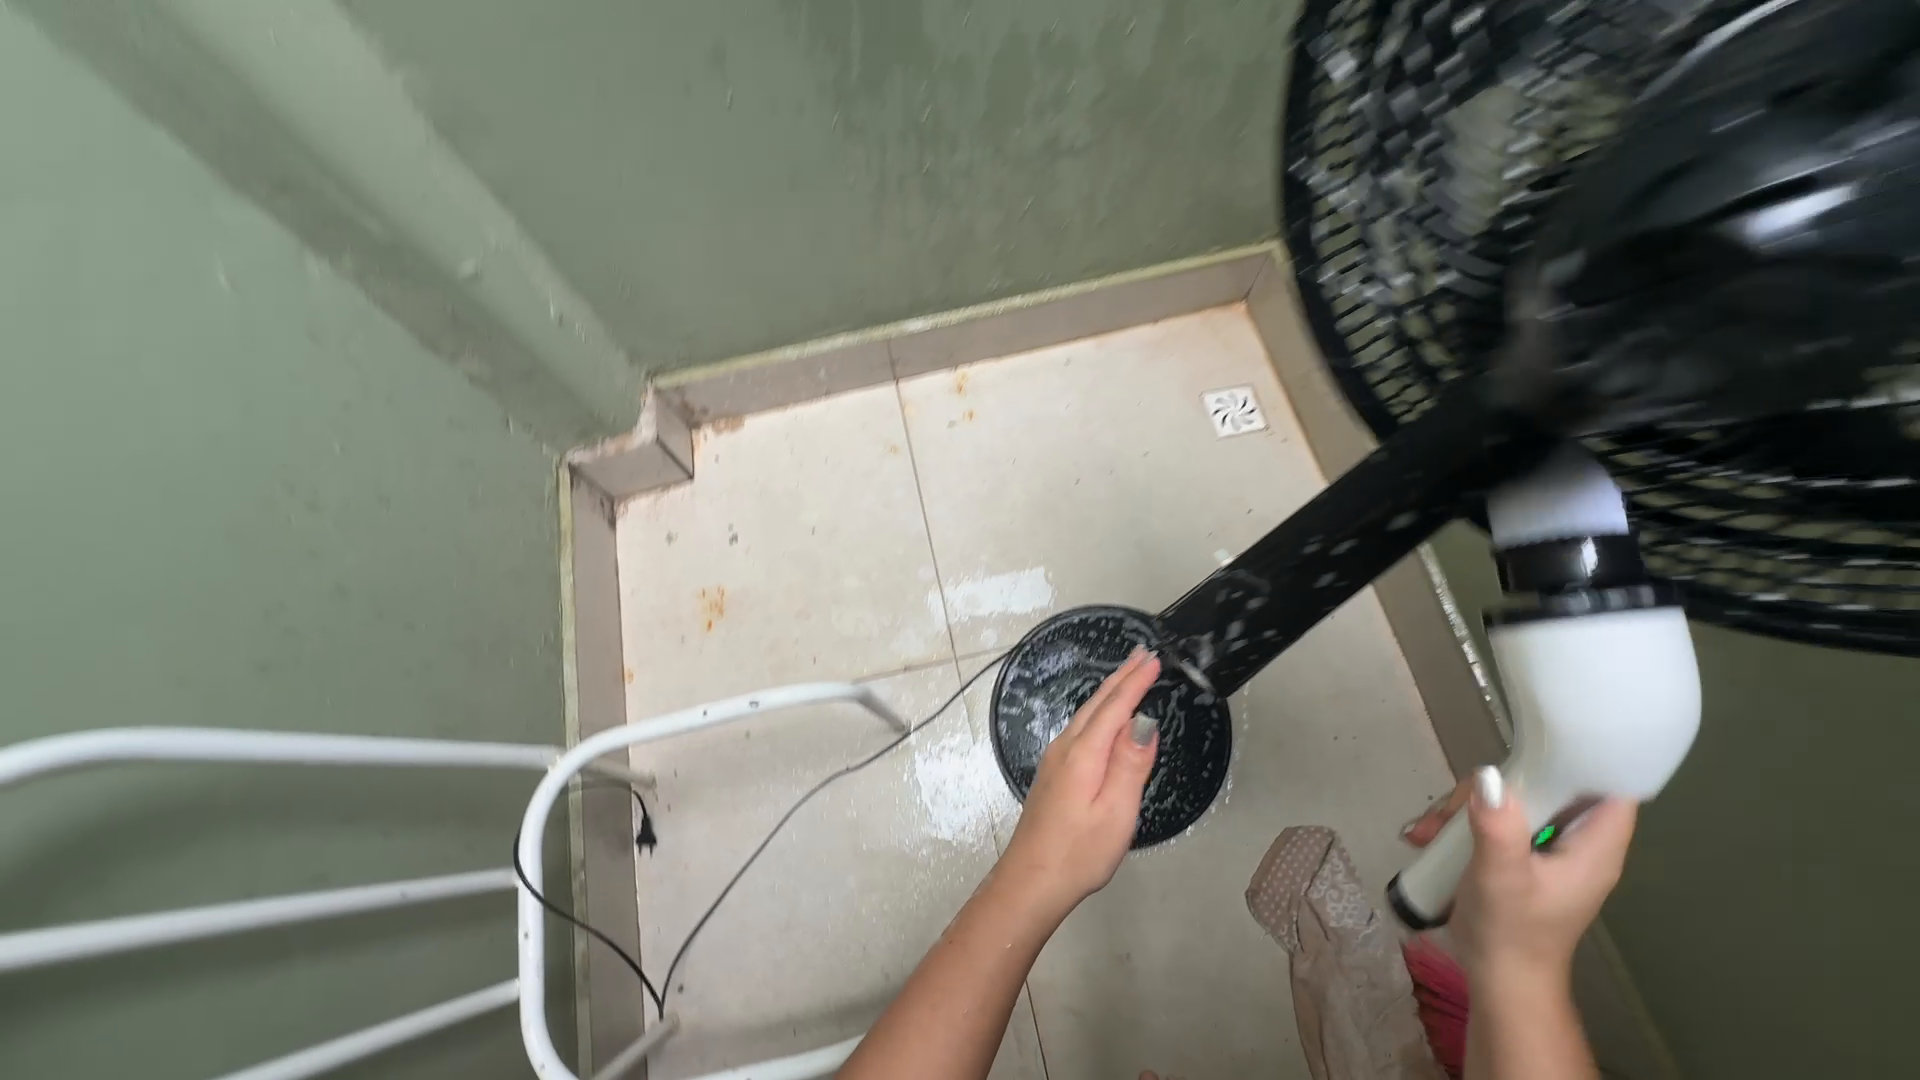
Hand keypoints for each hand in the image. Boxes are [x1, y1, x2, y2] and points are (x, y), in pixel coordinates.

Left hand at [994, 647, 1161, 917]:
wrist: (1031, 880)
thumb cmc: (1079, 852)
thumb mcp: (1115, 811)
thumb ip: (1130, 764)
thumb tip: (1144, 721)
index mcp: (1084, 753)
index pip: (1114, 707)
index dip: (1135, 682)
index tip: (1154, 659)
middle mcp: (1066, 748)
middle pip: (1097, 704)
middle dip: (1121, 677)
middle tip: (1143, 653)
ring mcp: (1055, 759)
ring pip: (1086, 715)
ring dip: (1109, 692)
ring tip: (1128, 675)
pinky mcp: (1054, 773)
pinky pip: (1081, 729)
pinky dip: (1099, 712)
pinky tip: (1105, 717)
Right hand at [1403, 769, 1637, 981]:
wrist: (1499, 980)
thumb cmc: (1513, 931)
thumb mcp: (1501, 877)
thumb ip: (1496, 826)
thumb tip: (1486, 776)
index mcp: (1593, 847)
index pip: (1612, 786)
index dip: (1589, 756)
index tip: (1545, 737)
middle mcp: (1575, 841)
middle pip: (1542, 786)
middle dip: (1492, 788)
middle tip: (1454, 808)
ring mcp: (1543, 848)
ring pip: (1507, 800)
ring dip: (1463, 808)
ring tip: (1428, 831)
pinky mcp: (1516, 854)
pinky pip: (1490, 819)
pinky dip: (1458, 824)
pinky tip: (1426, 838)